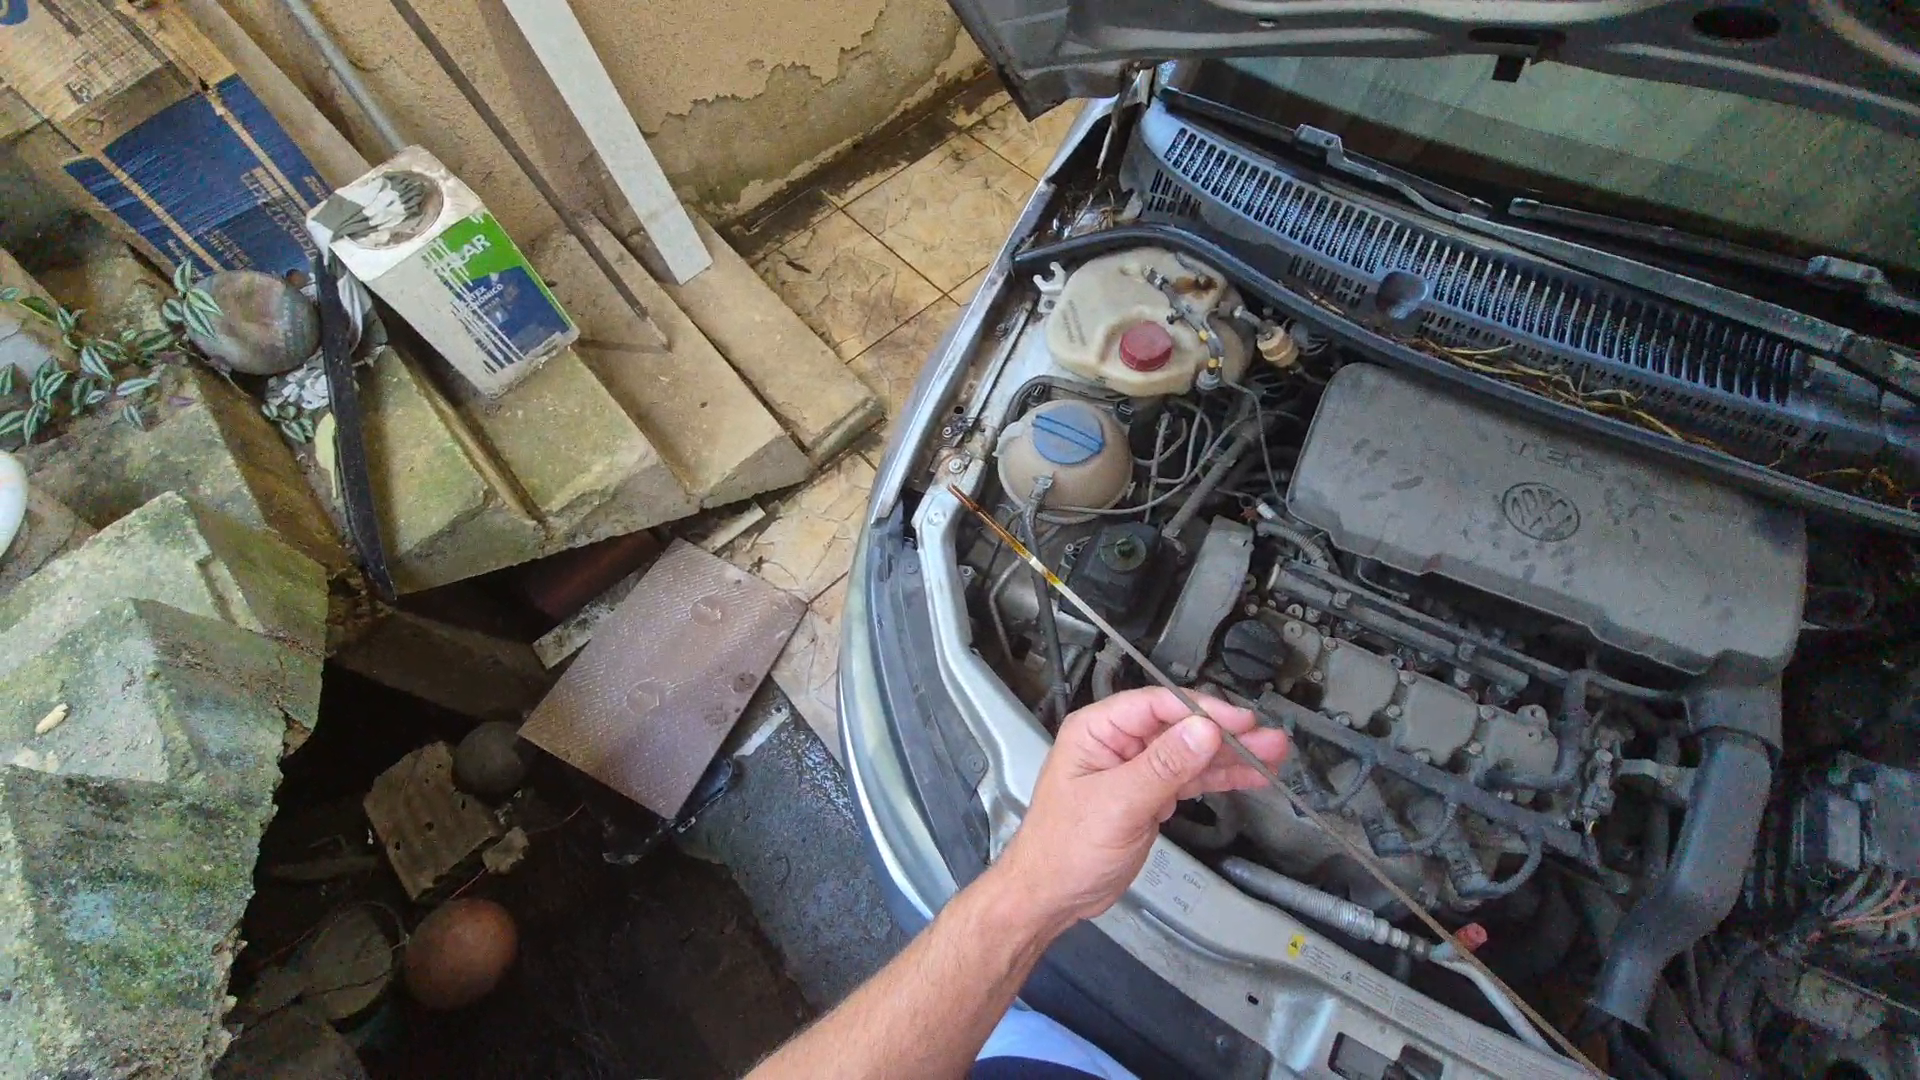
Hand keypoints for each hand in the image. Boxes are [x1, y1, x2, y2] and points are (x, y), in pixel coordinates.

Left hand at [992, 687, 1289, 932]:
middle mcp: (1116, 741)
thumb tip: (1204, 729)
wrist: (1051, 894)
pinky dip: (1218, 778)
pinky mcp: (1148, 793)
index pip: (1155, 705)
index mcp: (1097, 730)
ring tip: (1273, 754)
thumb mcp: (1118, 804)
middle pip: (1178, 726)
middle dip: (1224, 732)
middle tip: (1268, 738)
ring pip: (1189, 752)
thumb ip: (1163, 766)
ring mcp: (1134, 767)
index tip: (1239, 721)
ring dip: (1229, 755)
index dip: (1200, 710)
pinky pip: (1189, 778)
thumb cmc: (1066, 847)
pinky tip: (1249, 777)